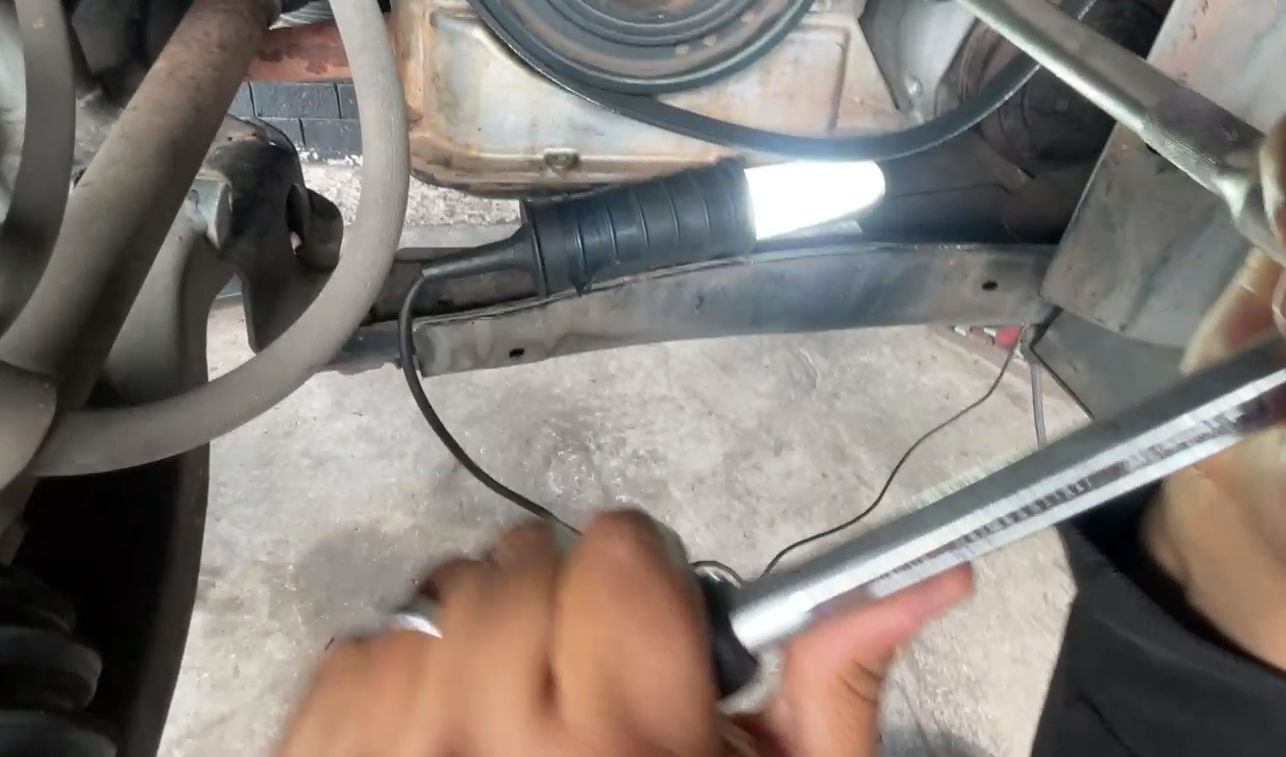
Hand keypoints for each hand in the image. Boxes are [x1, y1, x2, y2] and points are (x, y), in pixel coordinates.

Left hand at [279, 511, 971, 756]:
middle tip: (586, 667)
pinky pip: (352, 656)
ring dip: (481, 626)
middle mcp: (500, 748)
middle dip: (564, 596)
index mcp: (630, 744)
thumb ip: (838, 677)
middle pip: (523, 559)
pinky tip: (441, 729)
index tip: (647, 615)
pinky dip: (397, 669)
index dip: (640, 572)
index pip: (616, 547)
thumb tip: (933, 574)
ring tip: (515, 703)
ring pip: (439, 592)